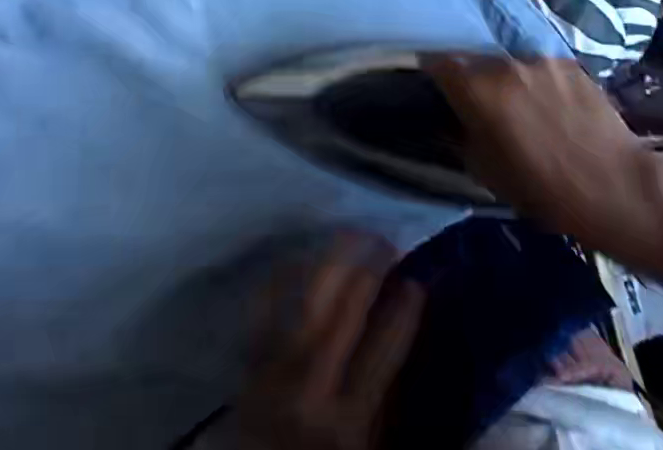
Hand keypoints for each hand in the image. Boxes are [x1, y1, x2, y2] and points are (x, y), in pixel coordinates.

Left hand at [232, 233, 425, 449]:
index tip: (415, 282)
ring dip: (331, 260)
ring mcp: (273, 373)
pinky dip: (283, 277)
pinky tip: (301, 255)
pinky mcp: (246, 365)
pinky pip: (263, 308)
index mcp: (349, 420)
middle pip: (345, 314)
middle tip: (386, 241)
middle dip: (370, 270)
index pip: (384, 352)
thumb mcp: (364, 447)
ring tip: (351, 234)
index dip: (403, 312)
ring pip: (305, 300)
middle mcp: (311, 390)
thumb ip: (382, 400)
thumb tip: (398, 332)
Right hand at [425, 54, 662, 276]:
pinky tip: (552, 106)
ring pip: (509, 62)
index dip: (434, 75)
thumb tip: (453, 117)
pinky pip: (540, 67)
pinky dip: (537, 81)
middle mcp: (505, 64)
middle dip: (472, 78)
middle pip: (475, 60)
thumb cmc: (543, 188)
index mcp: (478, 89)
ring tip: (522, 107)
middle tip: (481, 104)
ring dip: (507, 80)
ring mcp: (541, 60)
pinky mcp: (570, 63)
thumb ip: (461, 133)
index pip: (439, 63)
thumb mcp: (485, 170)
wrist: (616, 186)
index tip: (438, 90)